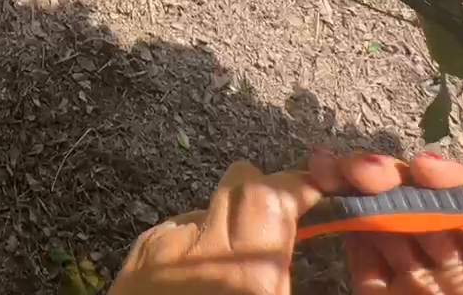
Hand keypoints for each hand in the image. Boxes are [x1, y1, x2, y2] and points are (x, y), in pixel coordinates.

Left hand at [109, 159, 320, 294]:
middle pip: (240, 181)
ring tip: (237, 269)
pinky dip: (200, 243)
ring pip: (210, 206)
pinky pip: (182, 228)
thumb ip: (276, 277)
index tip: (319, 189)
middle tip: (285, 220)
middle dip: (268, 191)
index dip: (297, 185)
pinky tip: (202, 280)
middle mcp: (204, 248)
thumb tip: (283, 258)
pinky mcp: (143, 246)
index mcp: (247, 279)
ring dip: (229, 224)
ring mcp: (168, 242)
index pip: (270, 199)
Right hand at [309, 151, 462, 294]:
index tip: (423, 166)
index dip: (453, 184)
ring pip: (386, 225)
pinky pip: (361, 257)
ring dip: (356, 189)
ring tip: (328, 168)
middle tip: (362, 169)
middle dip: (391, 177)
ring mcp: (417, 288)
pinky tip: (322, 197)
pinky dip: (339, 224)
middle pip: (424, 211)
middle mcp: (461, 278)